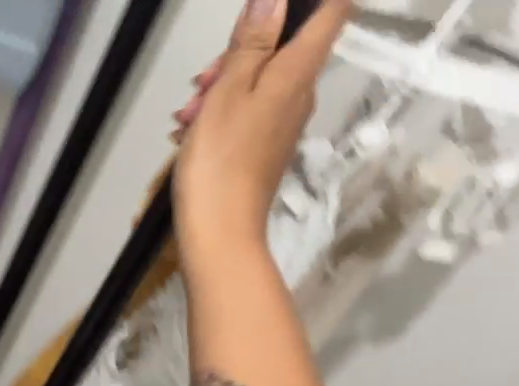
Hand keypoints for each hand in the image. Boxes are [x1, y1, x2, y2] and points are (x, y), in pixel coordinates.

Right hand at [172, 0, 350, 254]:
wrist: (219, 231)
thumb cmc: (219, 164)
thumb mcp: (226, 93)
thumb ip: (251, 43)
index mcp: (298, 70)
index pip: (332, 9)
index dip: (307, 0)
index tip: (268, 11)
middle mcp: (301, 92)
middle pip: (284, 48)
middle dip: (240, 53)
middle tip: (200, 81)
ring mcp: (284, 121)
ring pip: (260, 82)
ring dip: (221, 88)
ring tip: (186, 116)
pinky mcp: (265, 147)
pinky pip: (249, 112)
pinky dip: (220, 114)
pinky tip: (191, 134)